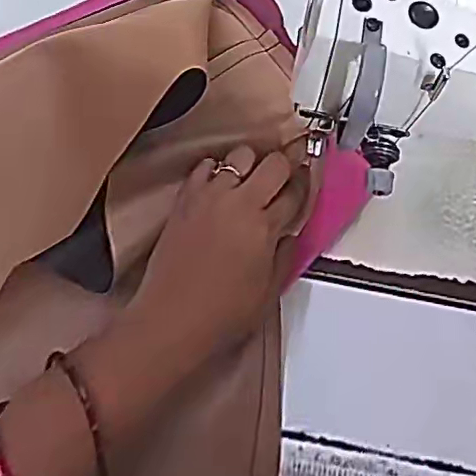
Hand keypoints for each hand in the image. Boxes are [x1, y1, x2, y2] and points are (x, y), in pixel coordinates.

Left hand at [118, 145, 307, 369]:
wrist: (171, 320)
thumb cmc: (221, 315)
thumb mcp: (268, 292)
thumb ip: (284, 256)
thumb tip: (289, 234)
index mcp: (265, 227)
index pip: (295, 191)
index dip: (304, 184)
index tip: (304, 183)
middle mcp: (240, 203)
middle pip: (274, 163)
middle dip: (284, 167)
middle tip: (282, 179)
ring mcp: (210, 196)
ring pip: (241, 155)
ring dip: (251, 164)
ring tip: (249, 181)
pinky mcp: (186, 197)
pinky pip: (206, 165)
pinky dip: (216, 170)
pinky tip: (219, 185)